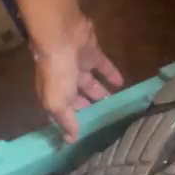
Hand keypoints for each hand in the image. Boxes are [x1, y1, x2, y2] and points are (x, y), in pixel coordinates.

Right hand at [32, 14, 123, 142]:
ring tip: (114, 103)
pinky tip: (121, 83)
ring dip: (101, 92)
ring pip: (91, 82)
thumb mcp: (57, 102)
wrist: (61, 34)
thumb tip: (71, 140)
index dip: (70, 121)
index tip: (83, 132)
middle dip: (88, 106)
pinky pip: (103, 66)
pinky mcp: (91, 52)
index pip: (61, 111)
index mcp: (53, 93)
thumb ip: (66, 120)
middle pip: (77, 97)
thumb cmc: (57, 72)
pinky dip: (111, 74)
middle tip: (104, 118)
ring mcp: (78, 65)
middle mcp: (64, 80)